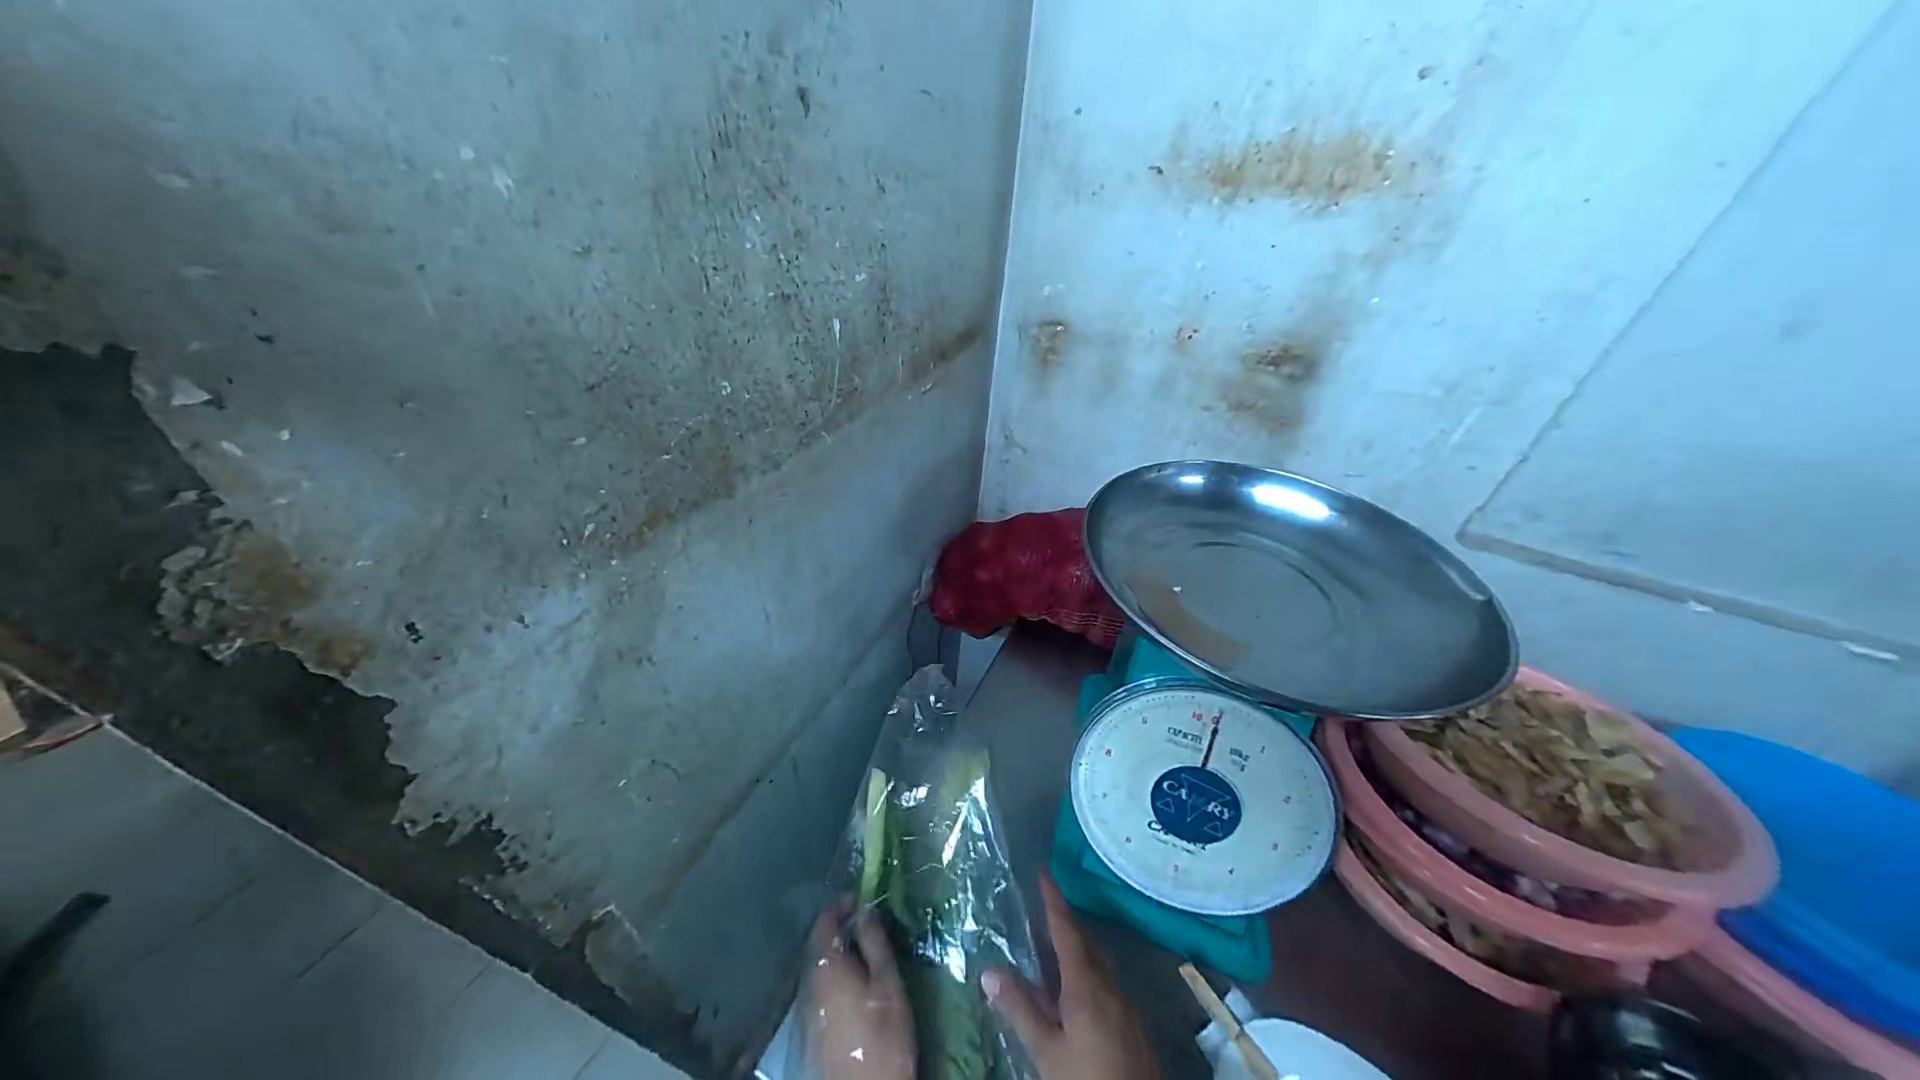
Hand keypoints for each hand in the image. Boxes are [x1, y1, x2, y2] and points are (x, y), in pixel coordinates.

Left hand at [806, 902, 915, 1079]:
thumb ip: (875, 941)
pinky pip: (819, 987)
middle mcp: (808, 981)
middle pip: (818, 943)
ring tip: (867, 956)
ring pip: (819, 966)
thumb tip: (866, 907)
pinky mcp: (810, 1027)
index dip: (843, 905)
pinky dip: (835, 977)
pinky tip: (856, 987)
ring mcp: (806, 1007)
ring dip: (839, 954)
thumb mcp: (888, 982)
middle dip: (842, 930)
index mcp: (826, 965)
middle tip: (871, 928)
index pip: (824, 920)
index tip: (866, 901)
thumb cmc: (882, 1035)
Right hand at [982, 875, 1159, 1079]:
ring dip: (1076, 947)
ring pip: (1097, 963)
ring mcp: (1124, 1005)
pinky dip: (1086, 972)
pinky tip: (1075, 989)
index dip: (1053, 901)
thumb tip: (989, 971)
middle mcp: (1108, 985)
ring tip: (1054, 944)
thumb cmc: (1088, 1079)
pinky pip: (1105, 983)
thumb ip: (1020, 1010)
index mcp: (1086, 984)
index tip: (1044, 873)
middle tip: (1045, 905)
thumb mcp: (1046, 1051)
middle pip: (1085, 942)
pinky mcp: (1131, 1025)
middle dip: (1065, 921)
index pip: (1066, 930)